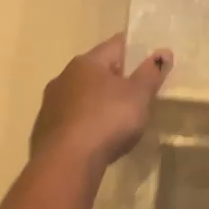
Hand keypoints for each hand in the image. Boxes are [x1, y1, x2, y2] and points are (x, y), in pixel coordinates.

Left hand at [30, 33, 172, 169]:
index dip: (135, 50)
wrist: (66, 162)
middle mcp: (64, 76)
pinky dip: (84, 123)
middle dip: (115, 78)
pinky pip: (71, 119)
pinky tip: (95, 139)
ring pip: (81, 95)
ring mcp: (50, 103)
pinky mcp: (44, 129)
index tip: (150, 60)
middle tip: (137, 93)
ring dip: (97, 102)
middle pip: (96, 70)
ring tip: (117, 119)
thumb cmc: (106, 120)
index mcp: (87, 62)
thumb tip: (163, 51)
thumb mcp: (137, 96)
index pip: (115, 45)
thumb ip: (151, 73)